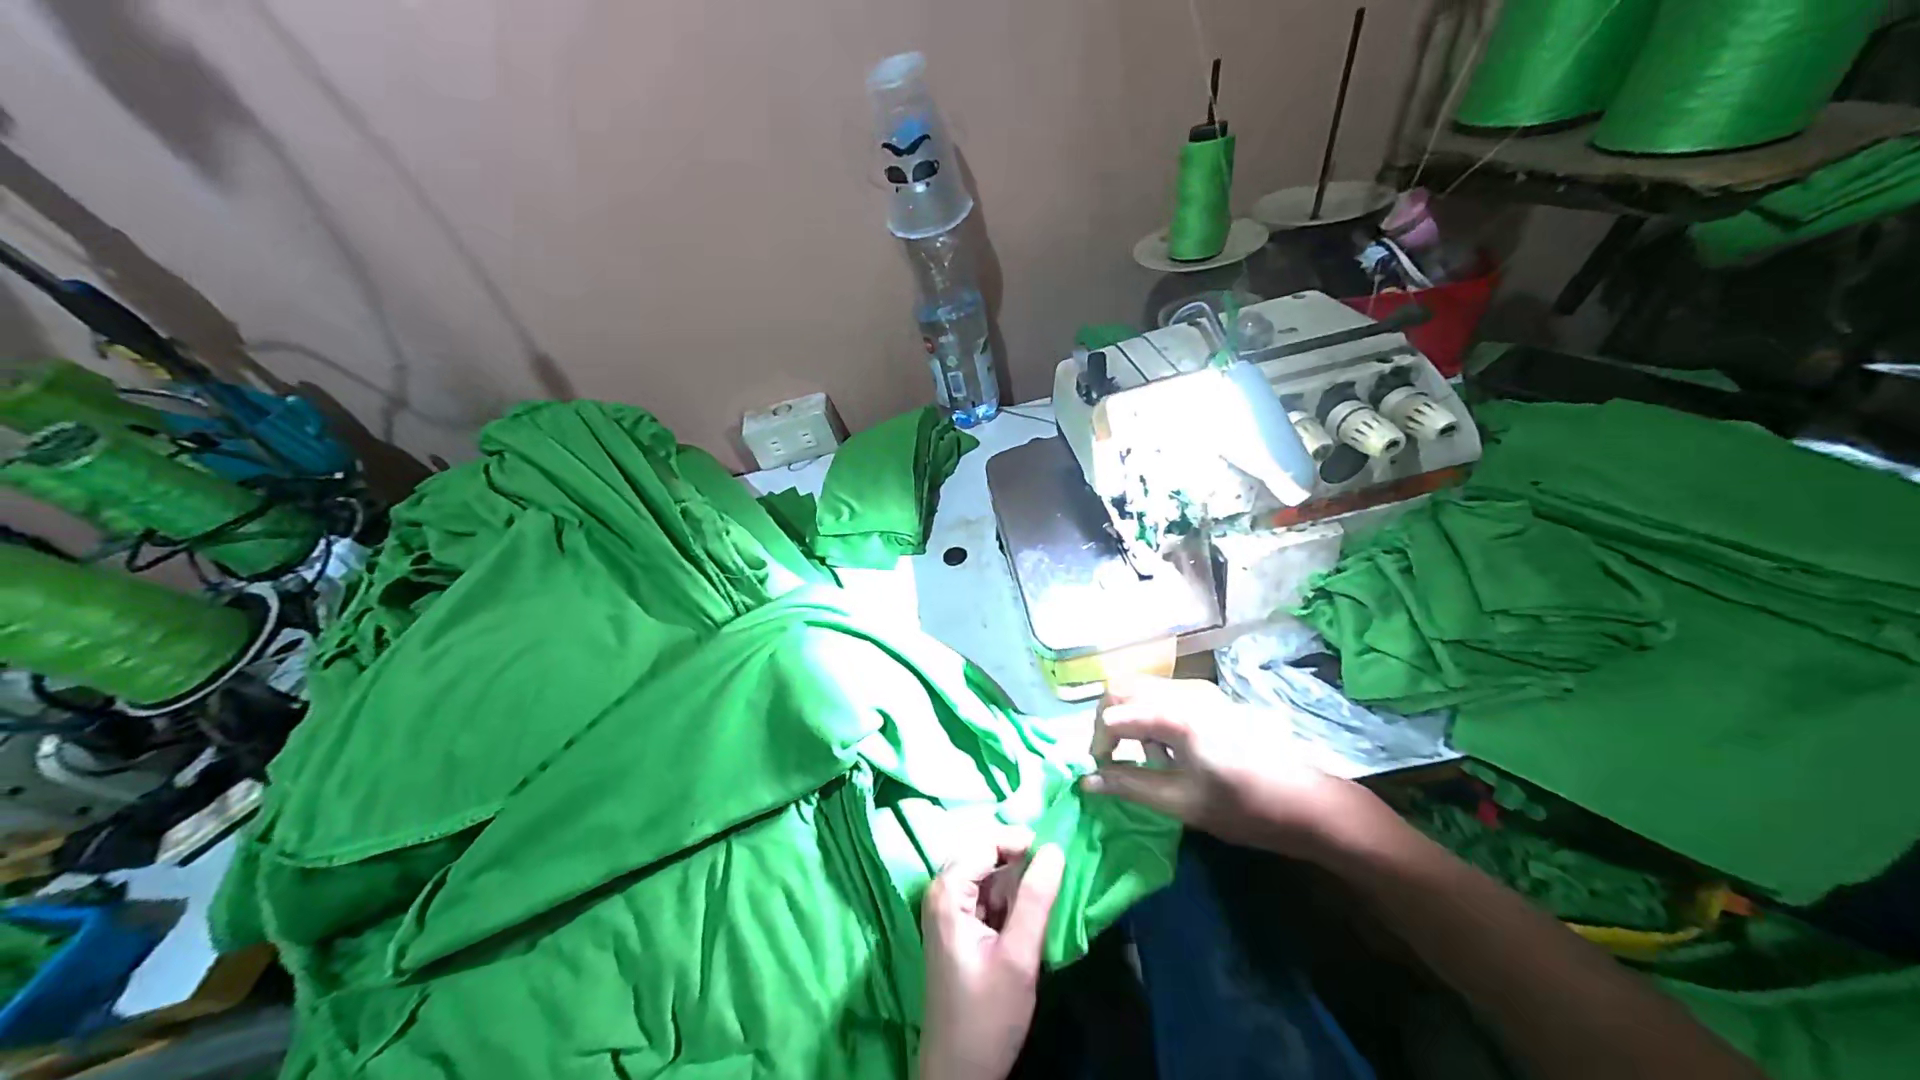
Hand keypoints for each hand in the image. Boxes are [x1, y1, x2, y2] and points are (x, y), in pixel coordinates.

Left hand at [918, 832, 1064, 1079]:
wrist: (959, 1072)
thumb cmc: (987, 1016)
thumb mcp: (1019, 957)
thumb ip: (1036, 899)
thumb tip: (1054, 849)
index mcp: (947, 893)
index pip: (984, 841)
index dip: (1019, 841)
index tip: (1056, 853)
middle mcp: (941, 892)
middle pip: (983, 852)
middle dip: (1018, 858)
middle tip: (1053, 875)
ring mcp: (947, 909)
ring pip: (986, 872)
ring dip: (1016, 879)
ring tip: (1044, 898)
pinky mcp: (958, 926)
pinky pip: (985, 893)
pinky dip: (1008, 897)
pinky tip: (1027, 915)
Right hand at [1081, 676, 1395, 859]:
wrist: (1309, 803)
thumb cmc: (1245, 808)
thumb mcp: (1181, 803)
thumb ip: (1129, 786)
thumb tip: (1086, 781)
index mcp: (1176, 716)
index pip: (1113, 716)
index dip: (1097, 744)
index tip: (1101, 772)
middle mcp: (1184, 692)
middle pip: (1121, 689)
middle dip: (1107, 722)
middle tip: (1113, 758)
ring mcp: (1199, 690)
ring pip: (1140, 688)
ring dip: (1129, 717)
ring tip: (1146, 757)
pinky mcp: (1209, 697)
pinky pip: (1162, 694)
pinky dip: (1149, 714)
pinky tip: (1168, 749)